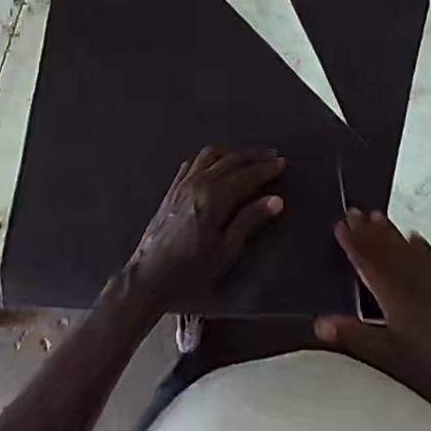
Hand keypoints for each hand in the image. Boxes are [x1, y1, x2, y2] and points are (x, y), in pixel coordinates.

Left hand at [120, 145, 284, 312]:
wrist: (149, 277)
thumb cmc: (190, 271)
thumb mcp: (226, 251)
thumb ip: (250, 221)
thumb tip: (275, 200)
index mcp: (214, 197)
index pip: (246, 175)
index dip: (265, 169)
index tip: (281, 163)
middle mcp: (198, 183)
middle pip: (230, 160)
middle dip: (253, 157)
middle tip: (272, 157)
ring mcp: (182, 184)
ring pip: (210, 155)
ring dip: (231, 153)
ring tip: (247, 158)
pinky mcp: (171, 189)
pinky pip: (192, 163)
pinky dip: (209, 158)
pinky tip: (214, 164)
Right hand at [314, 209, 430, 388]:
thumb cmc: (430, 370)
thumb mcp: (385, 355)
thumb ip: (352, 336)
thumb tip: (322, 324)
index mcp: (394, 294)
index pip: (368, 259)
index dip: (352, 241)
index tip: (340, 225)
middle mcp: (413, 282)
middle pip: (386, 248)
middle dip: (367, 229)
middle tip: (353, 211)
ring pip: (405, 248)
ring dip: (389, 231)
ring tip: (377, 216)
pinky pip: (429, 258)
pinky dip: (418, 245)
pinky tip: (415, 239)